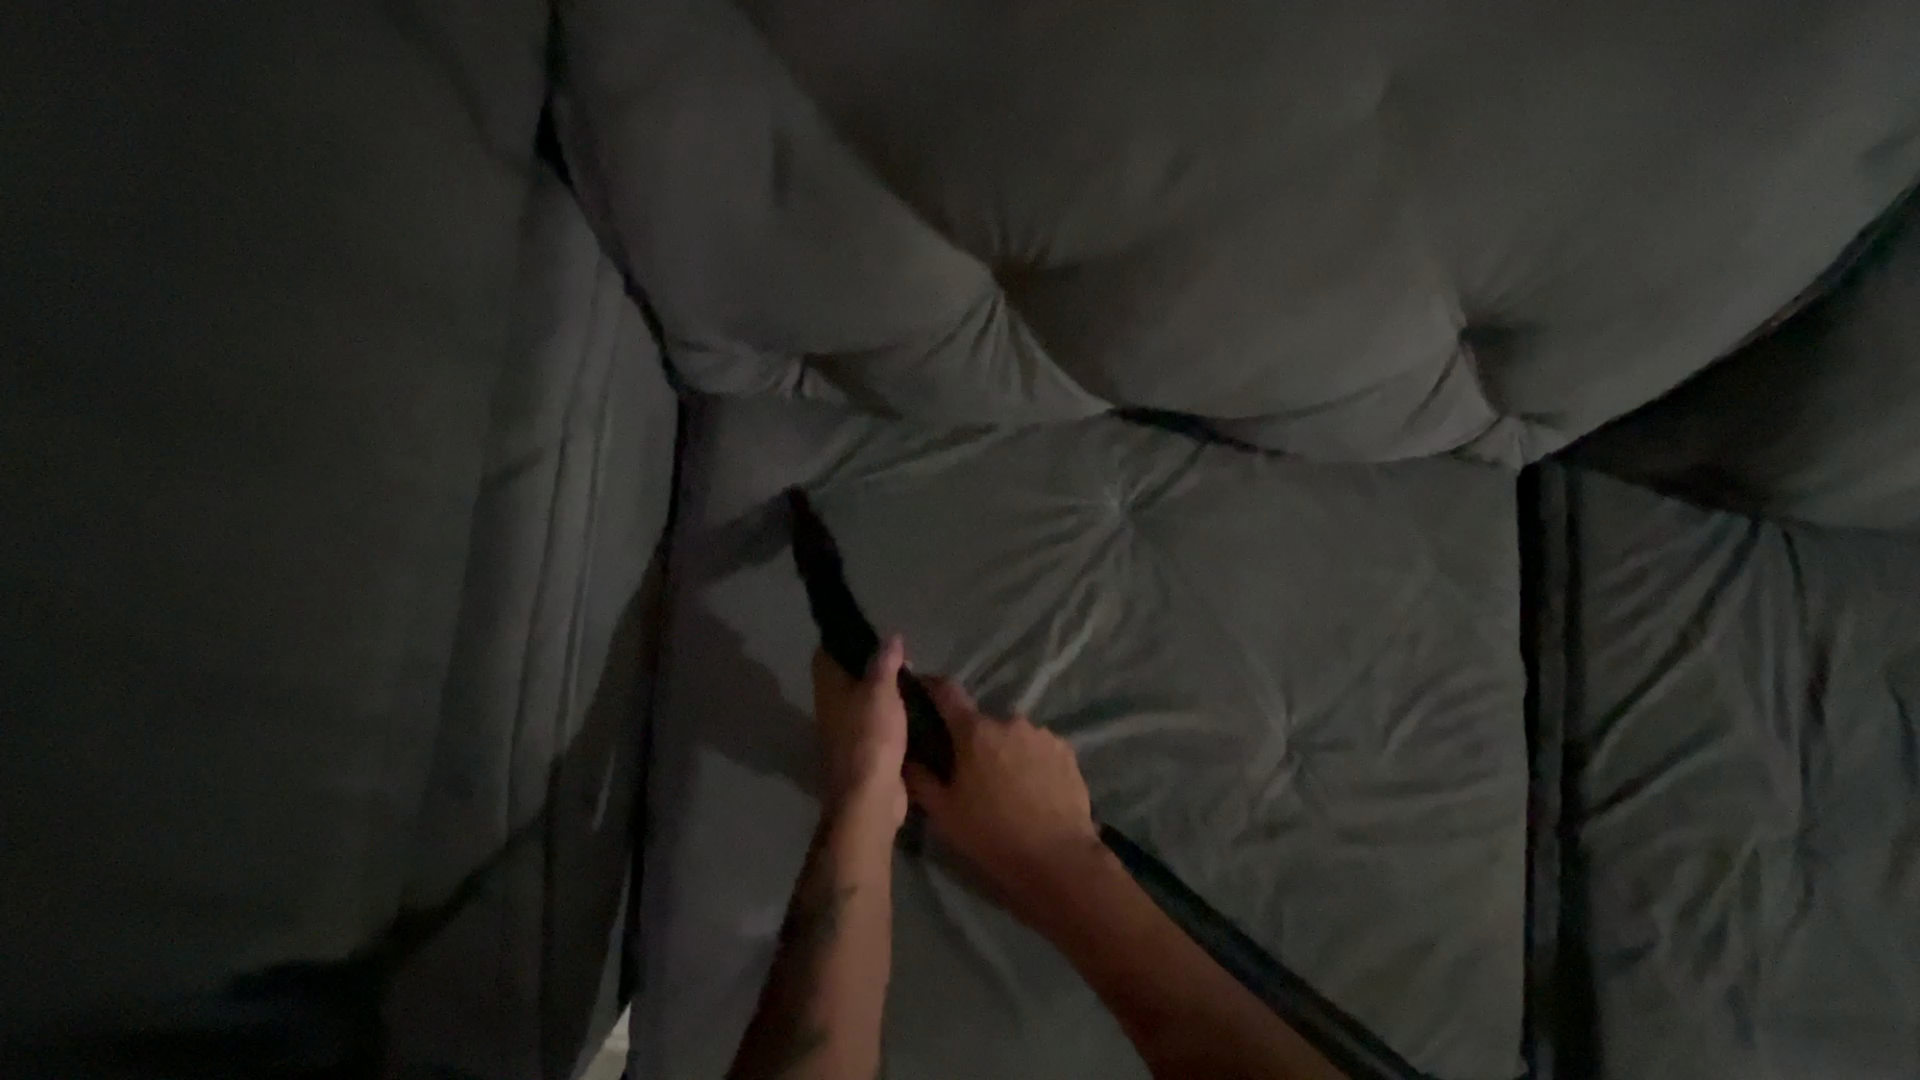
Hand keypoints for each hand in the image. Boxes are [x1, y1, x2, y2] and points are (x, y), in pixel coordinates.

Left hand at [811, 637, 909, 829]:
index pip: (826, 654)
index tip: (870, 632)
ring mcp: (845, 733)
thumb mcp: (882, 691)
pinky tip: (913, 713)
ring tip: (912, 682)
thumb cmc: (871, 736)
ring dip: (881, 694)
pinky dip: (890, 718)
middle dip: (869, 667)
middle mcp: (831, 708)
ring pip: (861, 703)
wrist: (870, 796)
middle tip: (902, 659)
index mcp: (829, 688)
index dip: (843, 640)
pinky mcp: (862, 753)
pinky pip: (875, 726)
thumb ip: (885, 662)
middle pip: (845, 678)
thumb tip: (891, 637)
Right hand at [904, 679, 1102, 920]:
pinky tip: (1032, 791)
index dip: (931, 686)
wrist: (1058, 858)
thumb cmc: (991, 835)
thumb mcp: (943, 813)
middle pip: (982, 722)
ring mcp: (1042, 733)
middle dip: (973, 740)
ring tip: (1006, 787)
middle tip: (970, 773)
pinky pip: (1038, 748)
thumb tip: (905, 755)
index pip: (946, 691)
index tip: (922, 690)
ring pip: (1012, 735)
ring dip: (1005, 751)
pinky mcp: (1066, 751)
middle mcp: (1009, 720)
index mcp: (974, 730)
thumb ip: (919, 778)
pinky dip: (1031, 761)